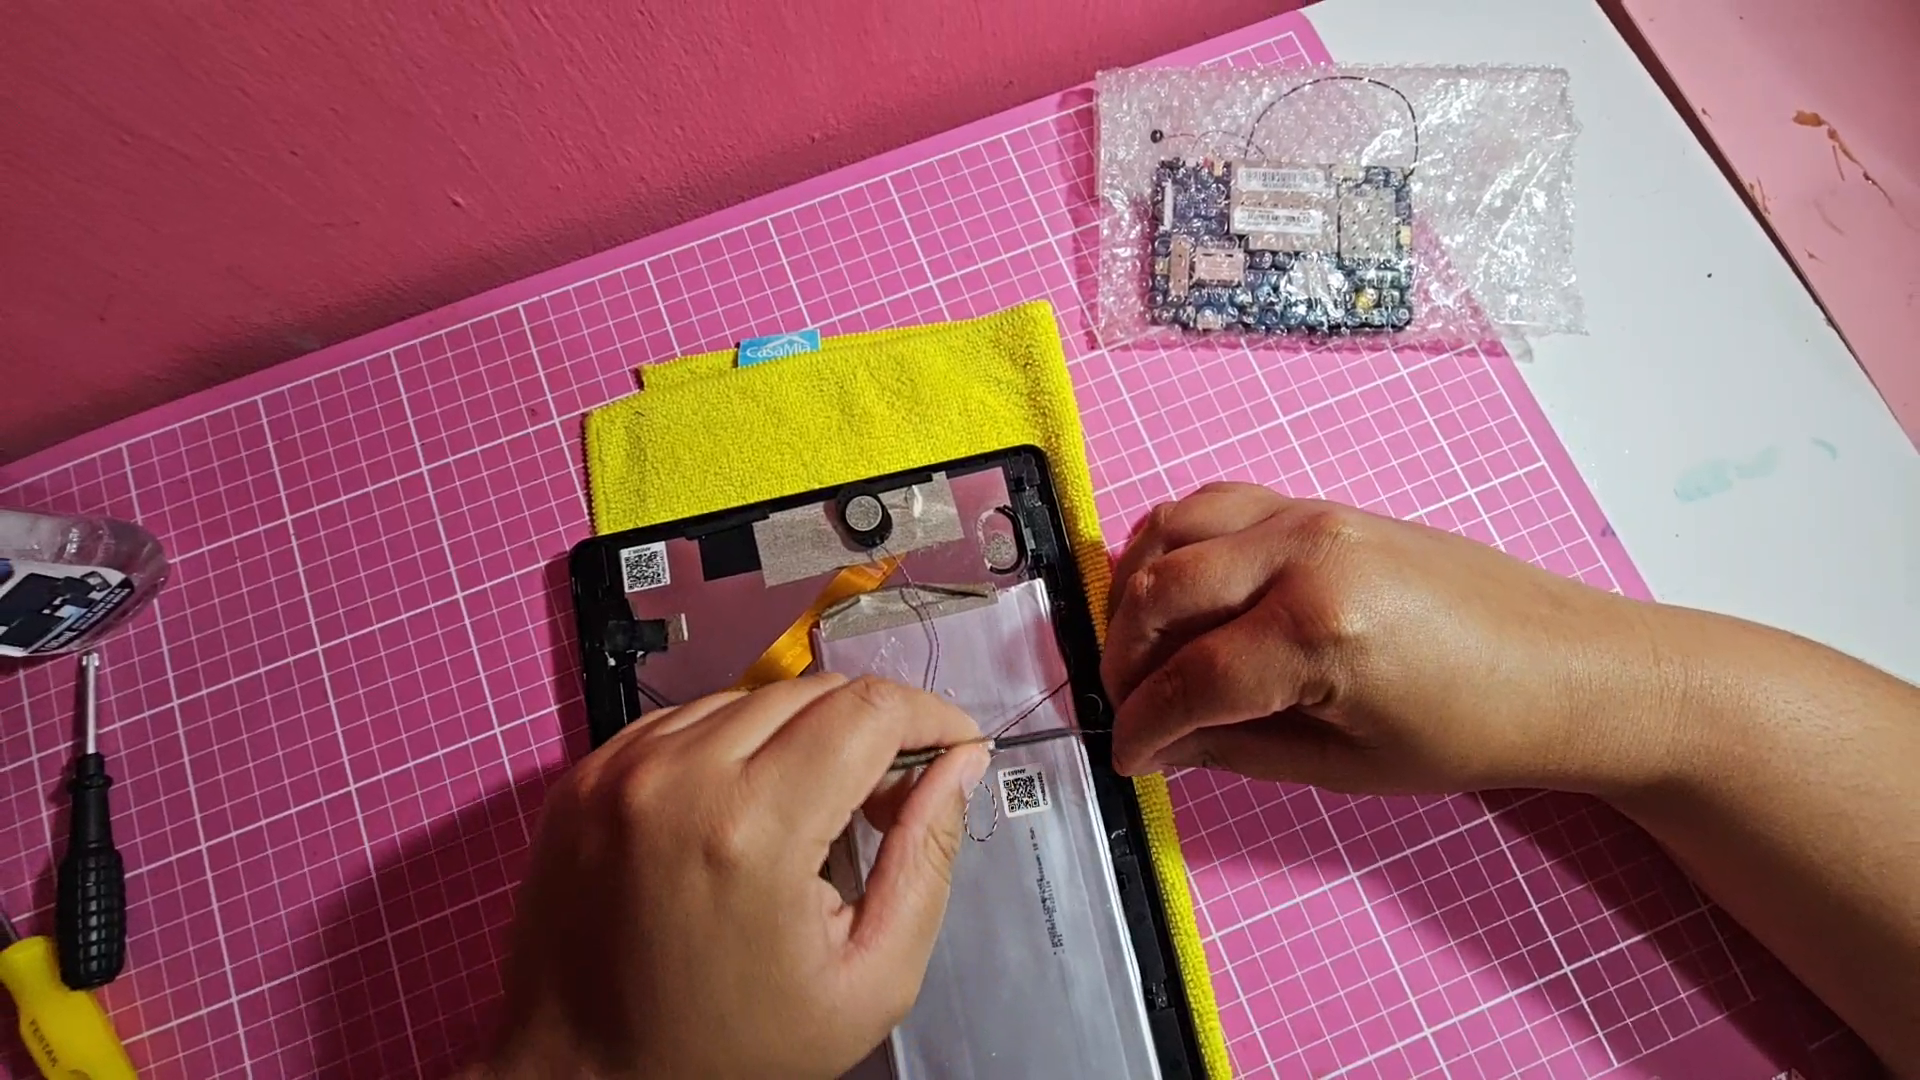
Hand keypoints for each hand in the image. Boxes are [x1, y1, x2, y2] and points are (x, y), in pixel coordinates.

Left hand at [477, 675, 990, 1079]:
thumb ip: (928, 858)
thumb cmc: (733, 1051)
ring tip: (815, 800)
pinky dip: (743, 740)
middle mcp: (680, 775)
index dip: (930, 715)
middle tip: (889, 789)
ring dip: (808, 731)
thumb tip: (960, 761)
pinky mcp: (591, 769)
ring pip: (759, 694)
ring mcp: (623, 765)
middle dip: (875, 726)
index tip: (954, 743)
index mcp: (754, 830)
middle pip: (819, 692)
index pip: (870, 711)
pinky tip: (746, 799)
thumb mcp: (868, 981)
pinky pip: (698, 716)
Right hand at [1102, 483, 1676, 795]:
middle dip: (1122, 659)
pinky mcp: (1315, 503)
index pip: (1190, 680)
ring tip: (1135, 643)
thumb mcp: (1345, 764)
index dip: (1143, 724)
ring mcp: (1306, 514)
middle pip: (1161, 595)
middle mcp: (1299, 553)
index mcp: (1316, 629)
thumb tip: (1158, 748)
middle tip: (1124, 702)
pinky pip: (1213, 504)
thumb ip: (1232, 748)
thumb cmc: (1473, 732)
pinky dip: (1171, 542)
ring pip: (1170, 532)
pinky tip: (1172, 581)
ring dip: (1134, 592)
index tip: (1123, 752)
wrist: (1577, 667)